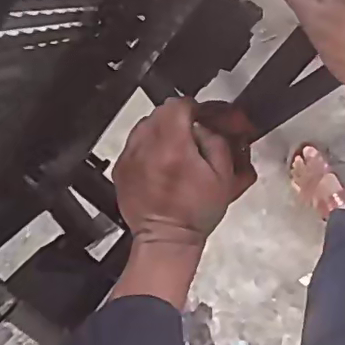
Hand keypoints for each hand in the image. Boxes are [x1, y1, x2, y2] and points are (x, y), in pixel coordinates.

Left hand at [115, 98, 252, 248]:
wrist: (166, 239)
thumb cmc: (195, 213)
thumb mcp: (223, 176)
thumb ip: (217, 141)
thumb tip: (206, 124)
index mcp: (173, 147)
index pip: (180, 105)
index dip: (197, 108)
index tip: (205, 118)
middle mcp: (146, 148)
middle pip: (162, 112)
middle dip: (182, 118)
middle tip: (195, 132)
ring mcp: (130, 157)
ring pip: (146, 124)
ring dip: (164, 130)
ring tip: (178, 148)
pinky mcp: (121, 167)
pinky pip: (135, 142)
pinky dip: (149, 145)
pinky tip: (162, 161)